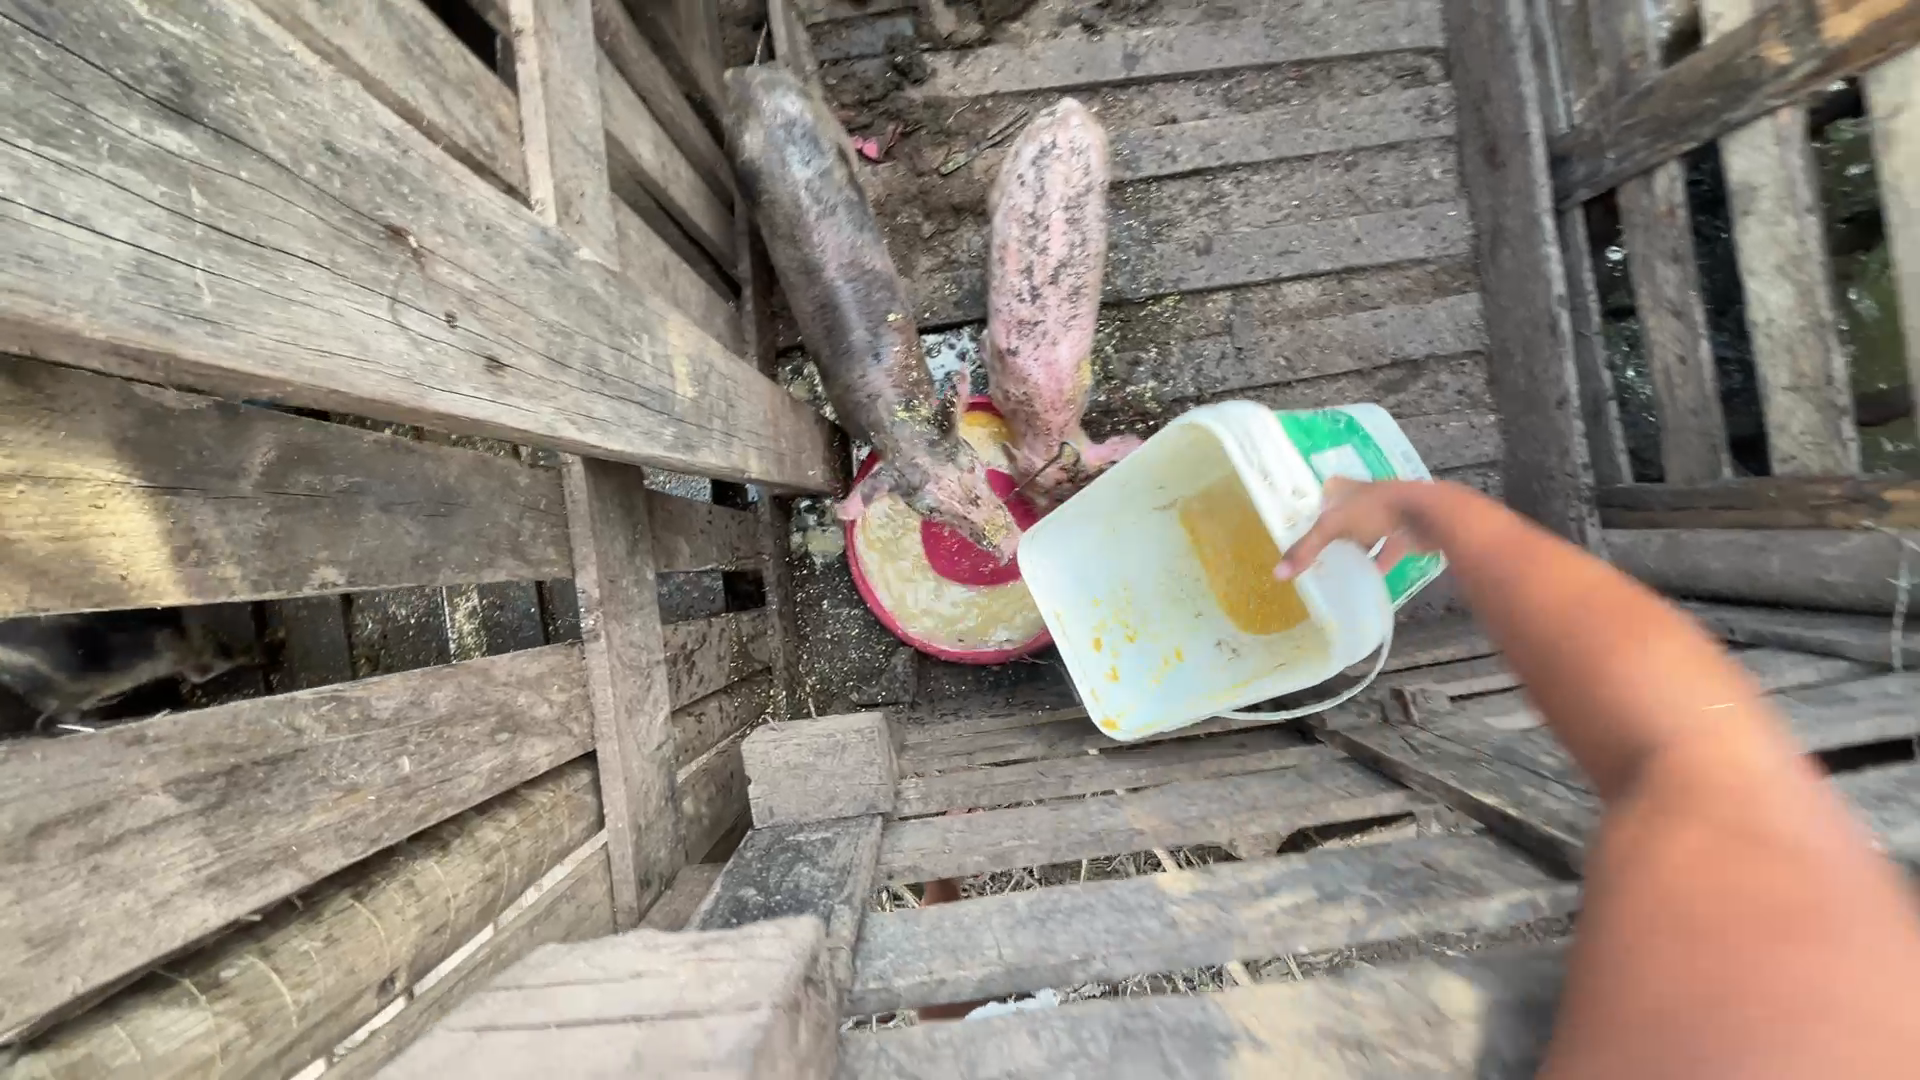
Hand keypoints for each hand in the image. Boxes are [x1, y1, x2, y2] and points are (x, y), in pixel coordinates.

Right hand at [1274, 478, 1440, 579]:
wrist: (1429, 513)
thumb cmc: (1375, 509)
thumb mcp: (1333, 527)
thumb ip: (1307, 548)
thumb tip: (1277, 574)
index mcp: (1346, 487)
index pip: (1326, 491)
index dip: (1316, 504)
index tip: (1304, 522)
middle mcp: (1366, 496)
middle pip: (1345, 512)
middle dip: (1334, 529)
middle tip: (1318, 548)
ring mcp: (1388, 512)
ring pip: (1367, 530)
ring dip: (1357, 545)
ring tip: (1340, 563)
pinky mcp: (1406, 530)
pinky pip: (1389, 547)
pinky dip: (1381, 560)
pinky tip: (1371, 574)